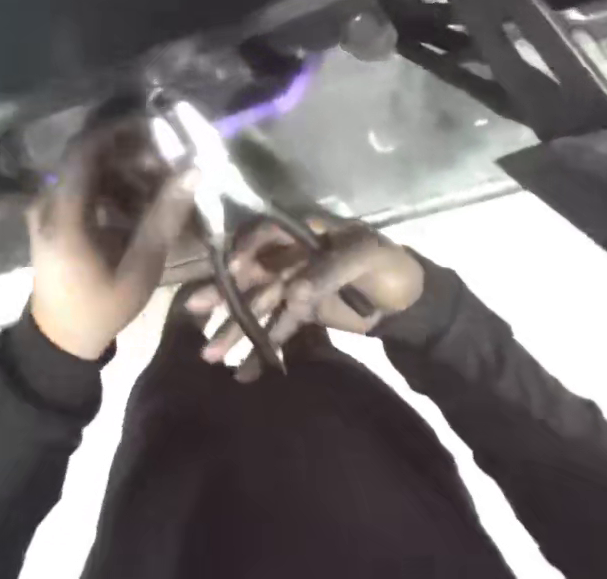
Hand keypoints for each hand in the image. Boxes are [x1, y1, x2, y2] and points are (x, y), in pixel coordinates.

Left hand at [28, 125, 198, 359]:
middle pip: (88, 158)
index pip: (84, 151)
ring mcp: (47, 208)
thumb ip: (164, 217)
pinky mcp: (53, 217)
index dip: (117, 132)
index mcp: (62, 214)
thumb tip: (193, 172)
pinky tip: (140, 203)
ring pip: (89, 171)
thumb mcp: (139, 267)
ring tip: (159, 183)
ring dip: (123, 171)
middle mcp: (48, 202)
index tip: (153, 129)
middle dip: (129, 153)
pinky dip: (113, 188)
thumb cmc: (100, 307)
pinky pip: (84, 188)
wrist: (60, 340)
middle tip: (165, 160)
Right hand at [189, 216, 423, 378]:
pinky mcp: (301, 312)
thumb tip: (292, 293)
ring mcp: (293, 284)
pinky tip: (242, 374)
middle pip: (252, 271)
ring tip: (210, 354)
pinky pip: (277, 330)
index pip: (266, 232)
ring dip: (235, 328)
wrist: (413, 302)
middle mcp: (290, 254)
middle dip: (224, 291)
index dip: (247, 247)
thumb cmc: (389, 267)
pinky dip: (261, 350)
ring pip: (258, 304)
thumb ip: (328, 271)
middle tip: (193, 307)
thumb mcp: (365, 258)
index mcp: (304, 230)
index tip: (230, 268)